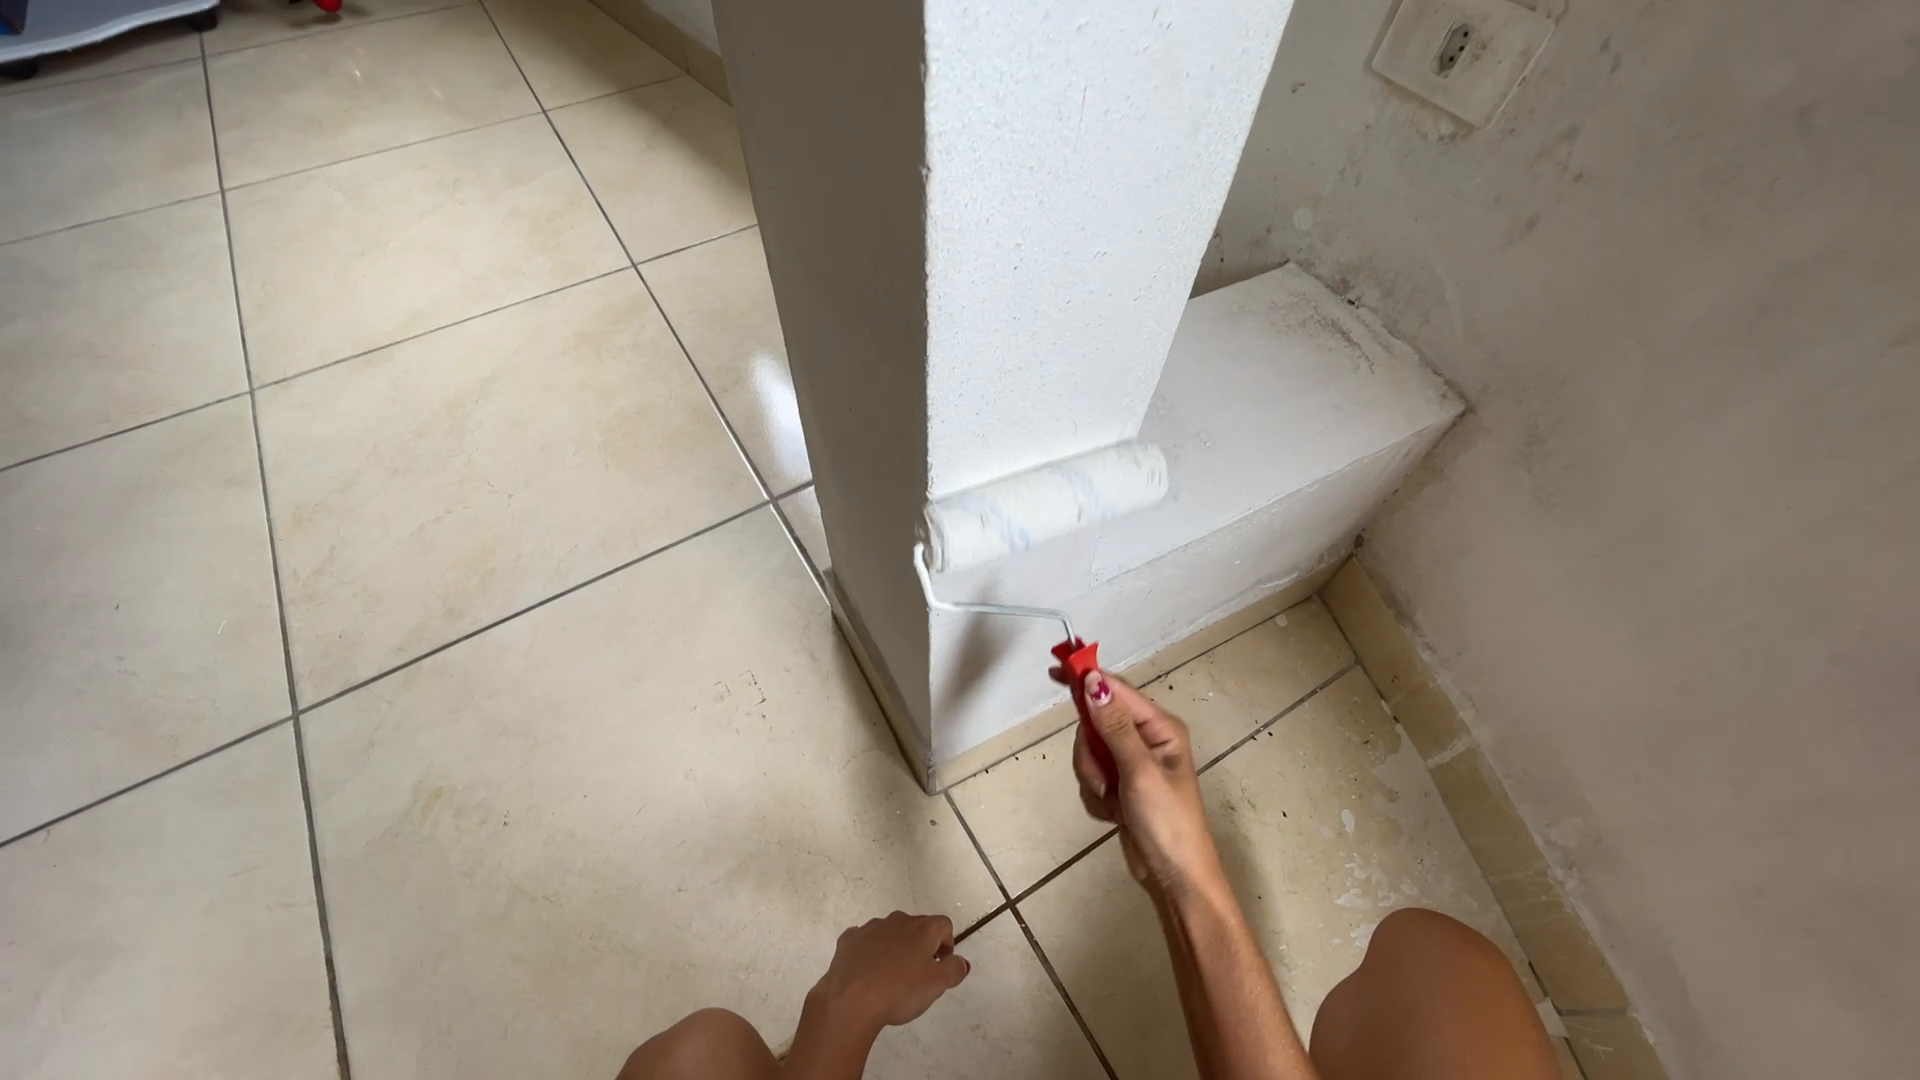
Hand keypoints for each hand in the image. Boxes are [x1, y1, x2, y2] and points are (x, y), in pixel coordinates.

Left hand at [811, 912, 969, 1032]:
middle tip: (918, 976)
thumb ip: (954, 970)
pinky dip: (869, 952)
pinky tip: (867, 973)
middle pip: (916, 928)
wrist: (851, 999)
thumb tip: (961, 961)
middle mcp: (897, 921)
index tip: (940, 967)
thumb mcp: (937, 985)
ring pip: (890, 933)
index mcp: (921, 928)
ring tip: (891, 978)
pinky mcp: (848, 941)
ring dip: (895, 949)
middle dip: (920, 947)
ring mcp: (870, 928)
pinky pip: (864, 941)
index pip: (944, 925)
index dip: (946, 945)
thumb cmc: (900, 990)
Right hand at [1066, 668, 1224, 899]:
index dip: (1087, 679)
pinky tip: (1113, 812)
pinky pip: (1091, 775)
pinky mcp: (1120, 785)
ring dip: (1092, 777)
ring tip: (1111, 800)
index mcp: (1160, 727)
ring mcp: (1131, 763)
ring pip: (1089, 751)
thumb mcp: (1139, 770)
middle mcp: (1146, 738)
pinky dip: (1096, 795)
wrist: (1174, 877)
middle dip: (1090, 751)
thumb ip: (1113, 725)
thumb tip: (1093, 681)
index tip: (1056, 670)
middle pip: (1096, 722)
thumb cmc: (1166, 820)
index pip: (1116, 691)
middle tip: (1100, 778)